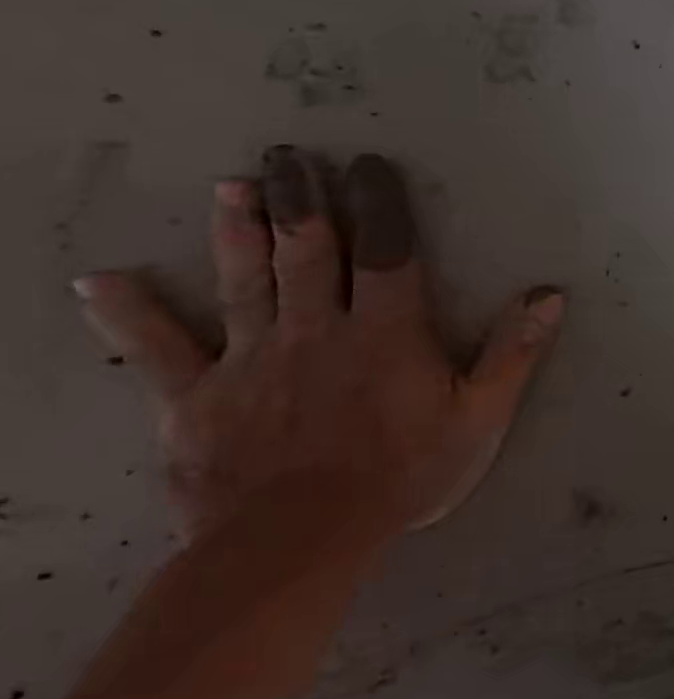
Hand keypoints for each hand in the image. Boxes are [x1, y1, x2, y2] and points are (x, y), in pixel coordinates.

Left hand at [74, 146, 563, 543]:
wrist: (298, 543)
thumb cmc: (405, 471)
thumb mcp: (481, 414)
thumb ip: (514, 350)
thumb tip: (549, 294)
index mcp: (385, 331)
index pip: (386, 253)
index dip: (379, 205)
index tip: (367, 165)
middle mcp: (316, 330)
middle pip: (308, 253)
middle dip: (302, 201)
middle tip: (289, 156)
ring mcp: (250, 361)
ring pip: (242, 283)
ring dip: (237, 231)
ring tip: (233, 185)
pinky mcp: (196, 399)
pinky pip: (159, 350)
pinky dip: (129, 314)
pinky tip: (99, 281)